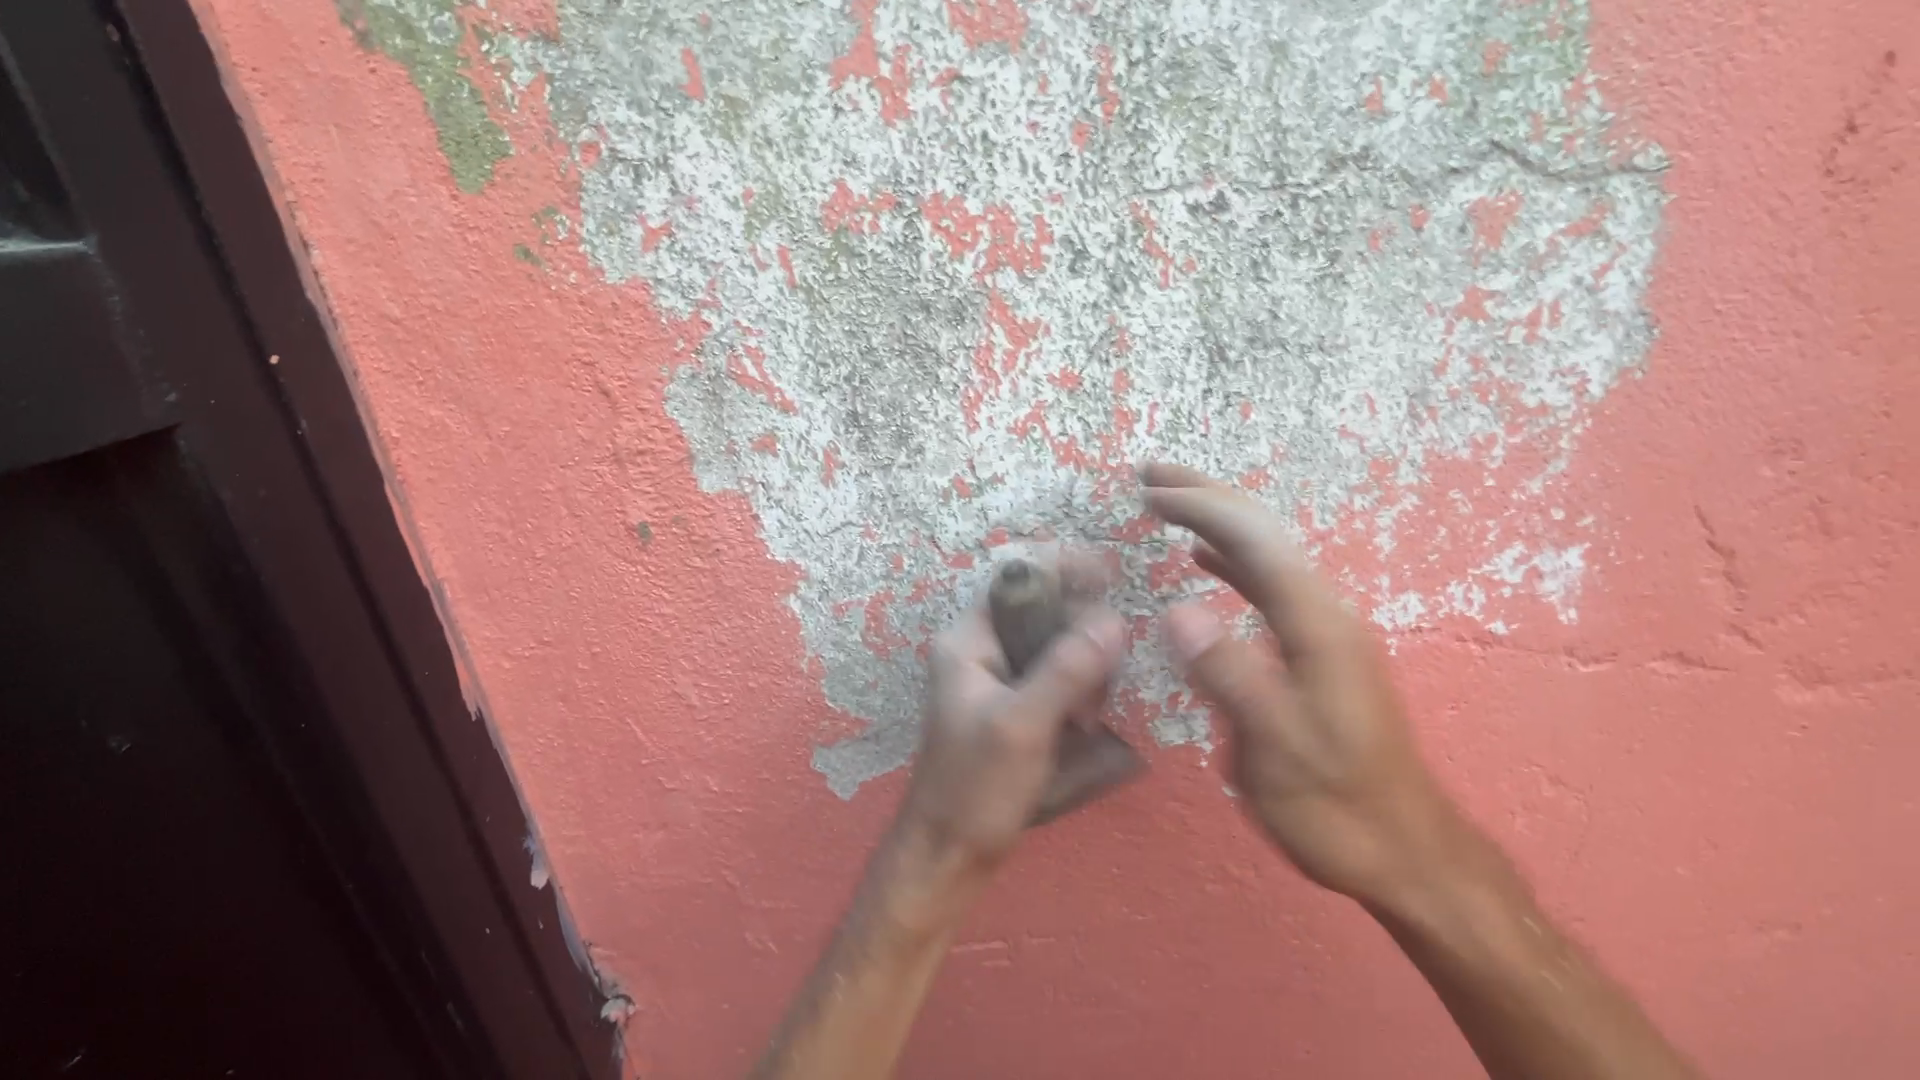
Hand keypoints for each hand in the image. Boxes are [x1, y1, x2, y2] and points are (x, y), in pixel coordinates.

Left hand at [895, 598, 1127, 887]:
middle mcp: (981, 651)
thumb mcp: (1022, 725)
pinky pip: (1057, 681)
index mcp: (968, 641)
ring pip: (1056, 648)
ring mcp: (999, 682)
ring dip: (1084, 669)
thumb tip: (1114, 620)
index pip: (1017, 579)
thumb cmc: (975, 787)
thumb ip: (1065, 670)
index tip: (1112, 574)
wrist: (949, 854)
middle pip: (1043, 612)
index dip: (1063, 568)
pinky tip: (1092, 722)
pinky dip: (1079, 693)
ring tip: (1093, 711)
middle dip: (1082, 630)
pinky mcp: (1016, 710)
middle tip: (1110, 666)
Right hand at [1142, 463, 1466, 904]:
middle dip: (1209, 496)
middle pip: (1265, 534)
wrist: (1404, 850)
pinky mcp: (1316, 653)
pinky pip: (1267, 587)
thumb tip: (1178, 610)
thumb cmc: (1336, 806)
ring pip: (1266, 555)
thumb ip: (1231, 676)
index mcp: (1318, 625)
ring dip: (1217, 521)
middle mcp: (1325, 614)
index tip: (1148, 491)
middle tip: (1151, 473)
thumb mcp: (1278, 748)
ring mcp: (1323, 632)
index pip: (1256, 542)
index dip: (1202, 507)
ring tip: (1168, 501)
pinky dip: (1231, 562)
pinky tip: (1204, 562)